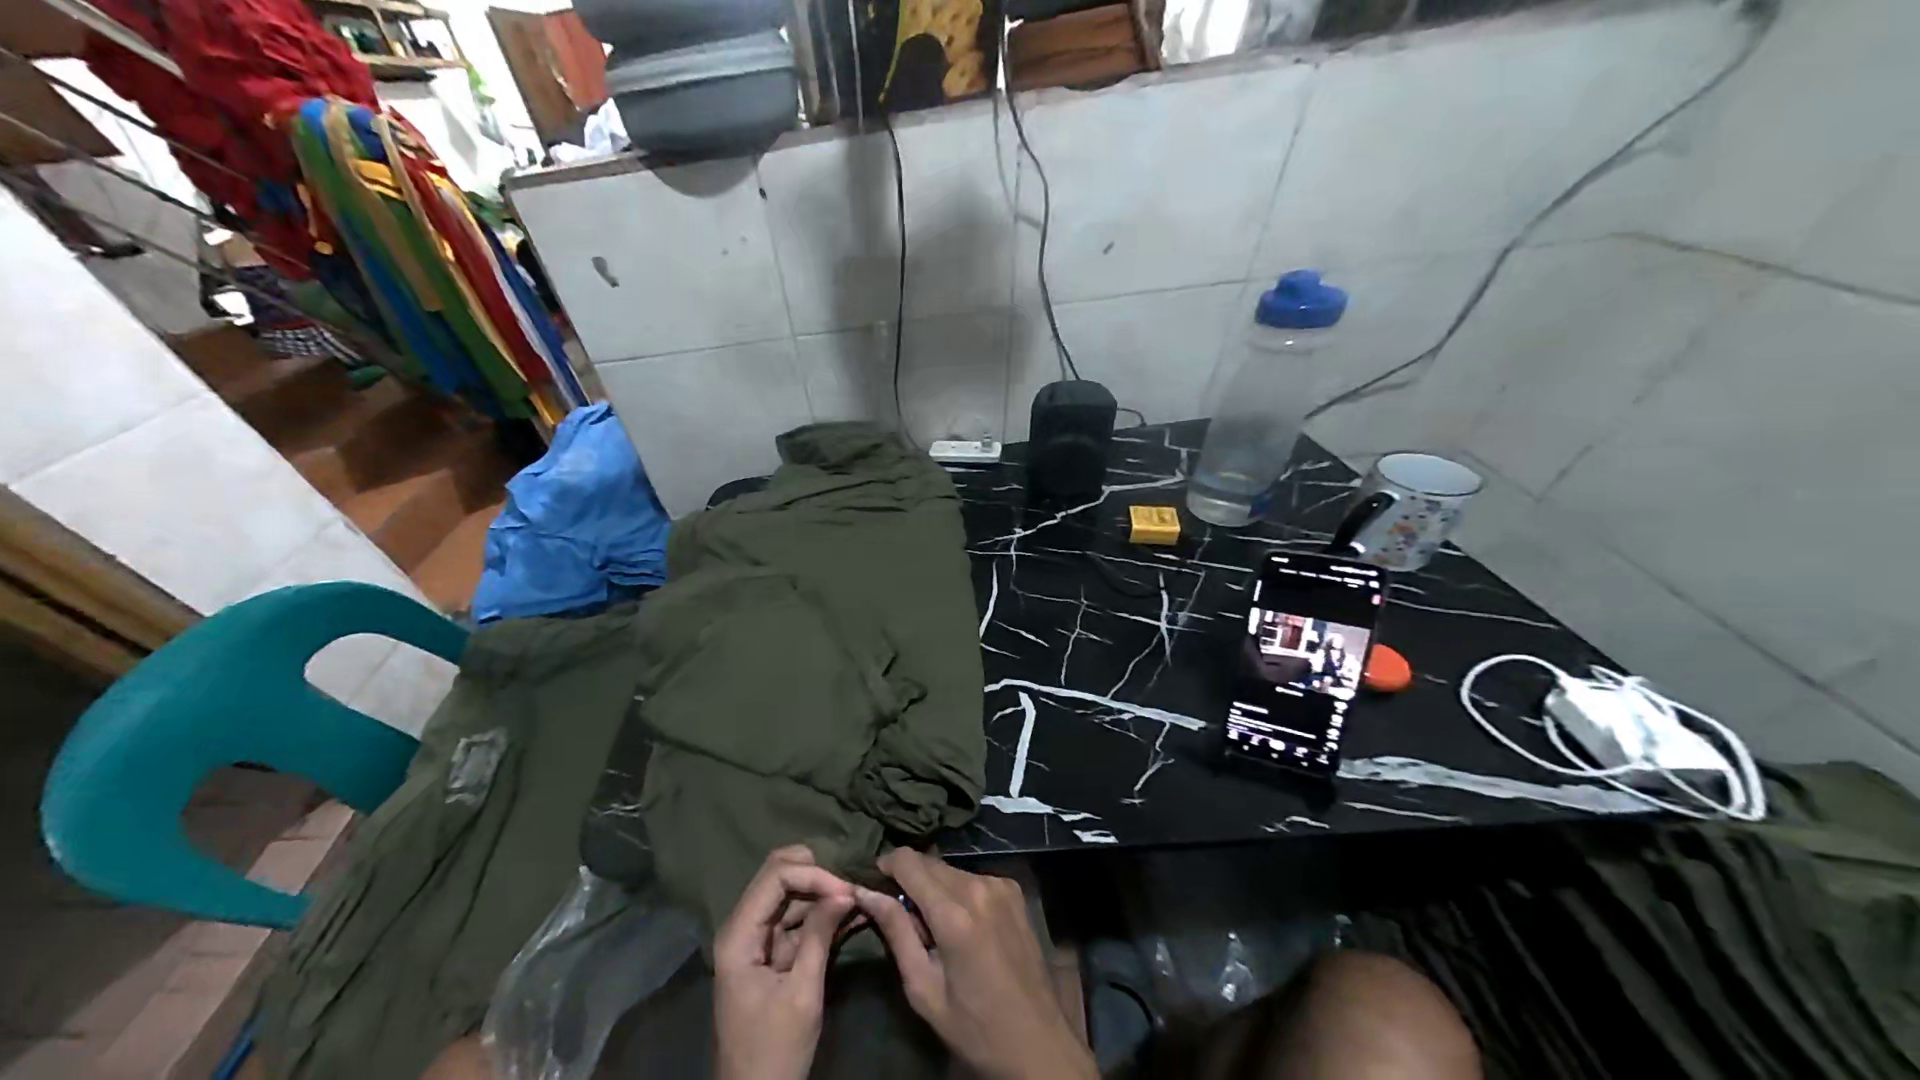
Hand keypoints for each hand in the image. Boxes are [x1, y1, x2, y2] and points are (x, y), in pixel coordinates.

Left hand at [713, 846, 855, 1079]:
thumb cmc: (775, 1050)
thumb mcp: (802, 993)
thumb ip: (820, 935)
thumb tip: (845, 891)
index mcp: (739, 934)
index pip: (776, 876)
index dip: (814, 874)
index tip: (847, 891)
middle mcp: (742, 927)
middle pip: (778, 875)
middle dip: (817, 875)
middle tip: (850, 890)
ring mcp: (756, 939)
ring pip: (790, 893)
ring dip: (823, 892)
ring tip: (859, 898)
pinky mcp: (771, 952)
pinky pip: (797, 918)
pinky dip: (822, 913)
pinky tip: (850, 913)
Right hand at [854, 849, 1095, 1079]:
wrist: (1038, 1043)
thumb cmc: (974, 1026)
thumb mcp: (923, 988)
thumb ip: (896, 932)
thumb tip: (866, 892)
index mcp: (955, 913)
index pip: (909, 861)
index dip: (886, 865)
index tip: (874, 884)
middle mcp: (980, 887)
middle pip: (930, 862)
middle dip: (909, 879)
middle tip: (901, 916)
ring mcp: (1002, 886)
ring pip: (951, 870)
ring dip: (934, 887)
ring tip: (933, 927)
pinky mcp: (1015, 892)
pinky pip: (973, 879)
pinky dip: (959, 892)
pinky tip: (961, 925)